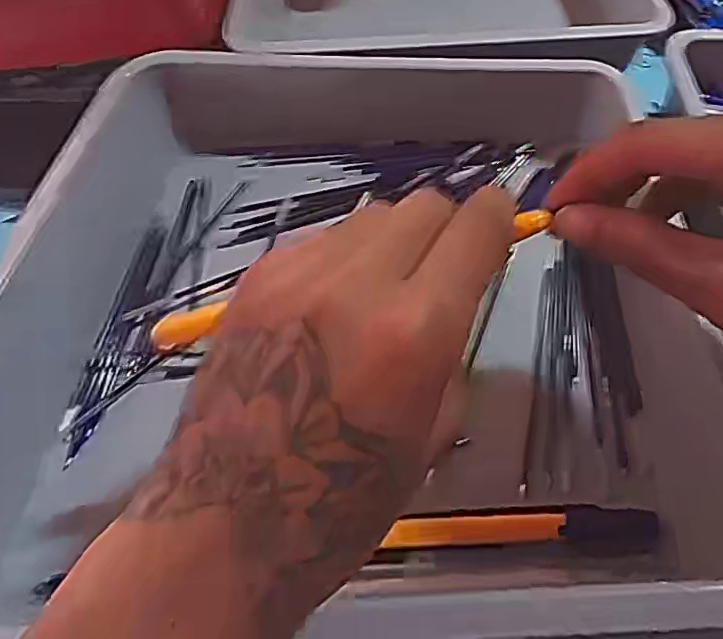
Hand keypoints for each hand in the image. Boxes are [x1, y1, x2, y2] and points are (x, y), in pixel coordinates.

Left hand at [33, 186, 514, 638]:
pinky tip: (330, 303)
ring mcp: (300, 273)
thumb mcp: (434, 427)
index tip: (499, 216)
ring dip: (395, 238)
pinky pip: (326, 237)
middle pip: (425, 203)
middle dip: (448, 225)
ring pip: (375, 213)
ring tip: (381, 286)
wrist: (223, 520)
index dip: (497, 213)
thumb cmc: (345, 496)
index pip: (474, 229)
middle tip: (442, 263)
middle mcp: (358, 284)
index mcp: (415, 330)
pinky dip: (346, 256)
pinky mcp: (258, 275)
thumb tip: (457, 288)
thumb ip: (454, 340)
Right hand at [547, 107, 722, 397]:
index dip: (590, 172)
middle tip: (573, 224)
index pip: (649, 142)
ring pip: (682, 148)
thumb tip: (571, 222)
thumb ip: (645, 249)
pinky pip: (711, 159)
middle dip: (610, 179)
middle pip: (663, 138)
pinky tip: (660, 225)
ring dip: (640, 185)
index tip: (551, 210)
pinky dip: (676, 189)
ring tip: (607, 229)